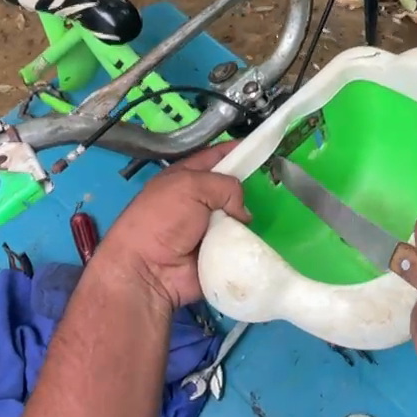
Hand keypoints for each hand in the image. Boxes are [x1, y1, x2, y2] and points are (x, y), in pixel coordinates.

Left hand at [88, 143, 248, 316]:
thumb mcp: (190, 186)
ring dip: (247, 219)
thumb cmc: (162, 220)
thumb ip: (225, 186)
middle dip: (248, 187)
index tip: (260, 146)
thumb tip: (241, 212)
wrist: (148, 270)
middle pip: (231, 188)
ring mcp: (208, 229)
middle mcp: (197, 202)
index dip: (236, 150)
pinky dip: (247, 243)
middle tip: (267, 186)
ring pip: (239, 217)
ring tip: (257, 220)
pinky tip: (253, 242)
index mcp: (185, 178)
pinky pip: (240, 243)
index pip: (215, 157)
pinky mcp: (217, 252)